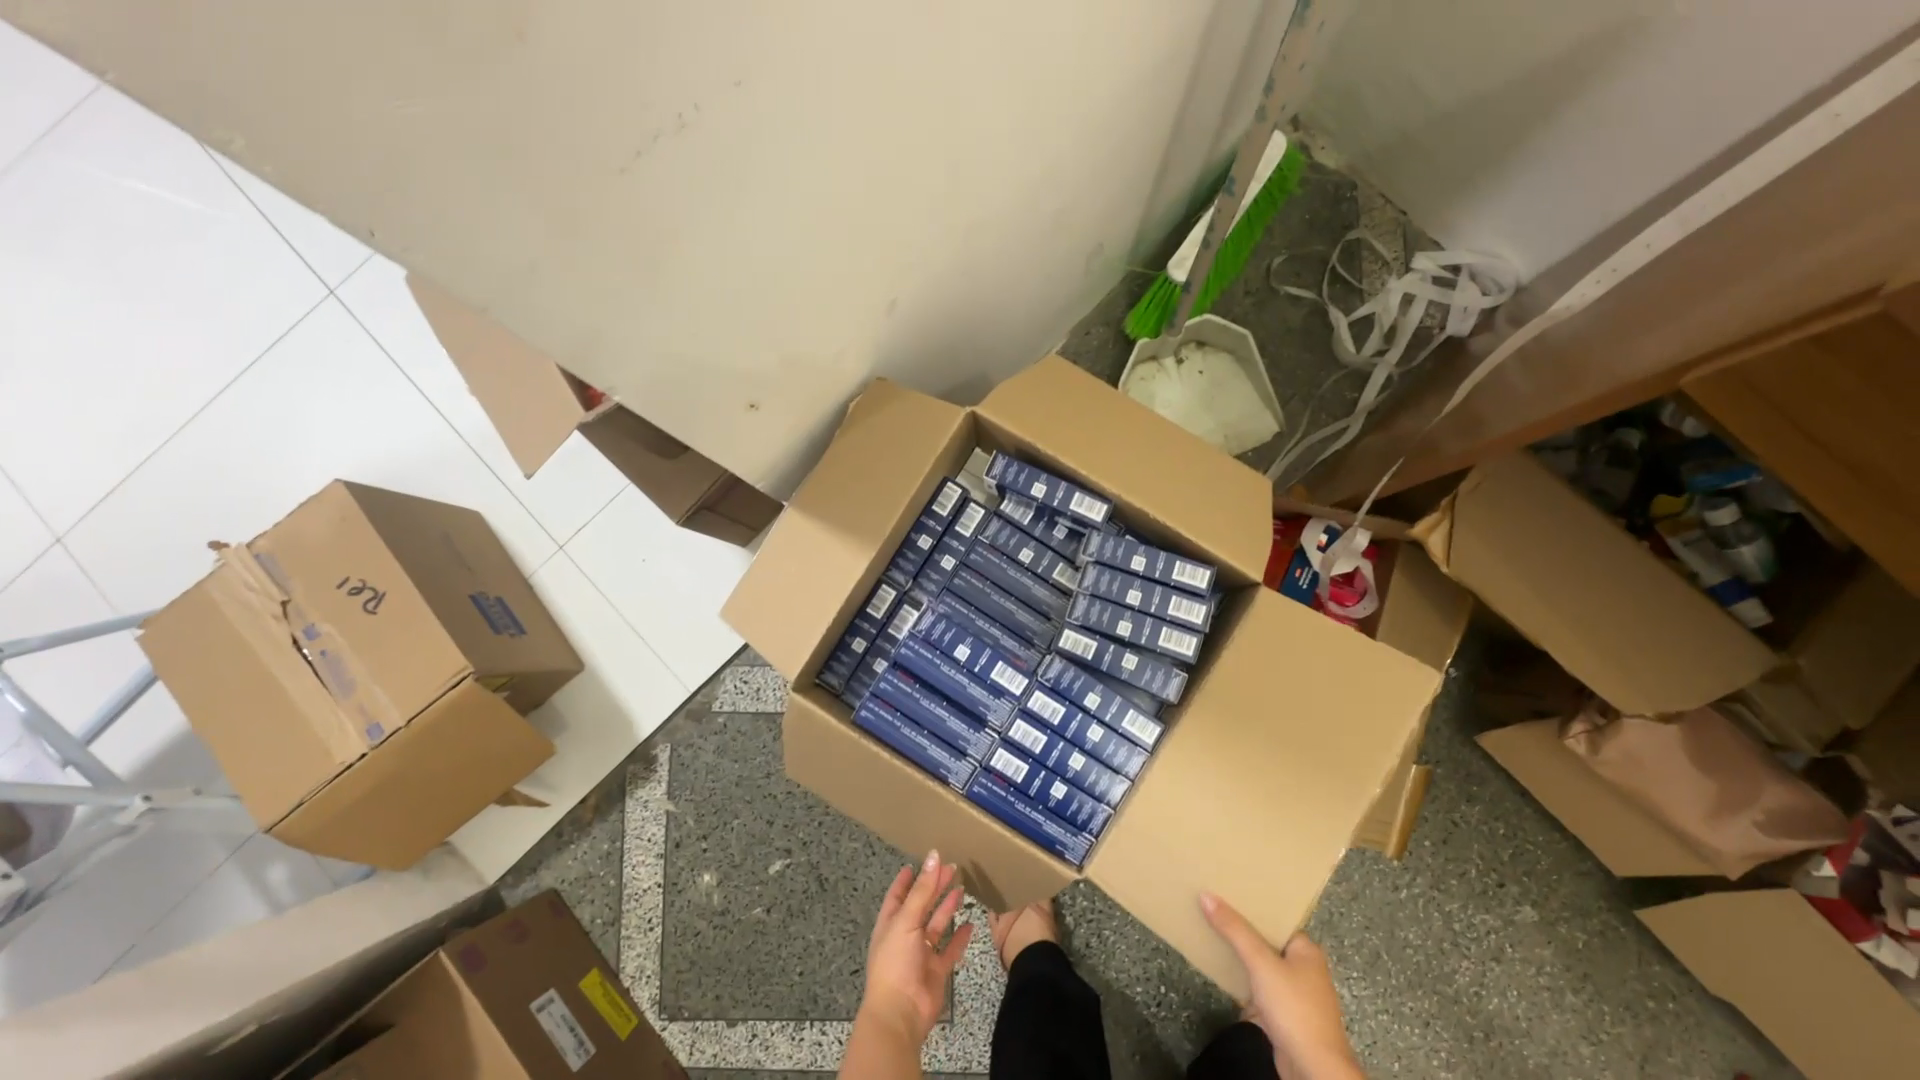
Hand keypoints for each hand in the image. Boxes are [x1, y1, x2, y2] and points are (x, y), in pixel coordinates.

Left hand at [859, 850, 973, 1047]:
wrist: (901, 1011)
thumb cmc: (896, 961)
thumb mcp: (907, 920)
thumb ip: (923, 890)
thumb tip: (933, 856)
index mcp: (890, 923)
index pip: (898, 895)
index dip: (908, 879)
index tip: (920, 863)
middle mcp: (905, 936)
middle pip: (921, 906)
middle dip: (934, 888)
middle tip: (951, 868)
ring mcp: (922, 954)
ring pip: (937, 926)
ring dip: (947, 908)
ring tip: (961, 888)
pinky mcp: (937, 970)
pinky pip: (950, 950)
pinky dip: (960, 937)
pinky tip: (970, 924)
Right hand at [1201, 892, 1363, 1079]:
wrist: (1312, 1066)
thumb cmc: (1293, 1007)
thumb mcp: (1261, 963)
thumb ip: (1235, 931)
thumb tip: (1207, 895)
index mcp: (1307, 951)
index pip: (1277, 921)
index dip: (1253, 909)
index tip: (1226, 895)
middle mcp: (1305, 969)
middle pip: (1268, 943)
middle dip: (1242, 933)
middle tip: (1212, 914)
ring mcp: (1296, 995)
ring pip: (1263, 969)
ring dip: (1242, 960)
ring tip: (1211, 939)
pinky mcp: (1285, 1017)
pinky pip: (1261, 991)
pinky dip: (1244, 985)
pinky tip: (1223, 978)